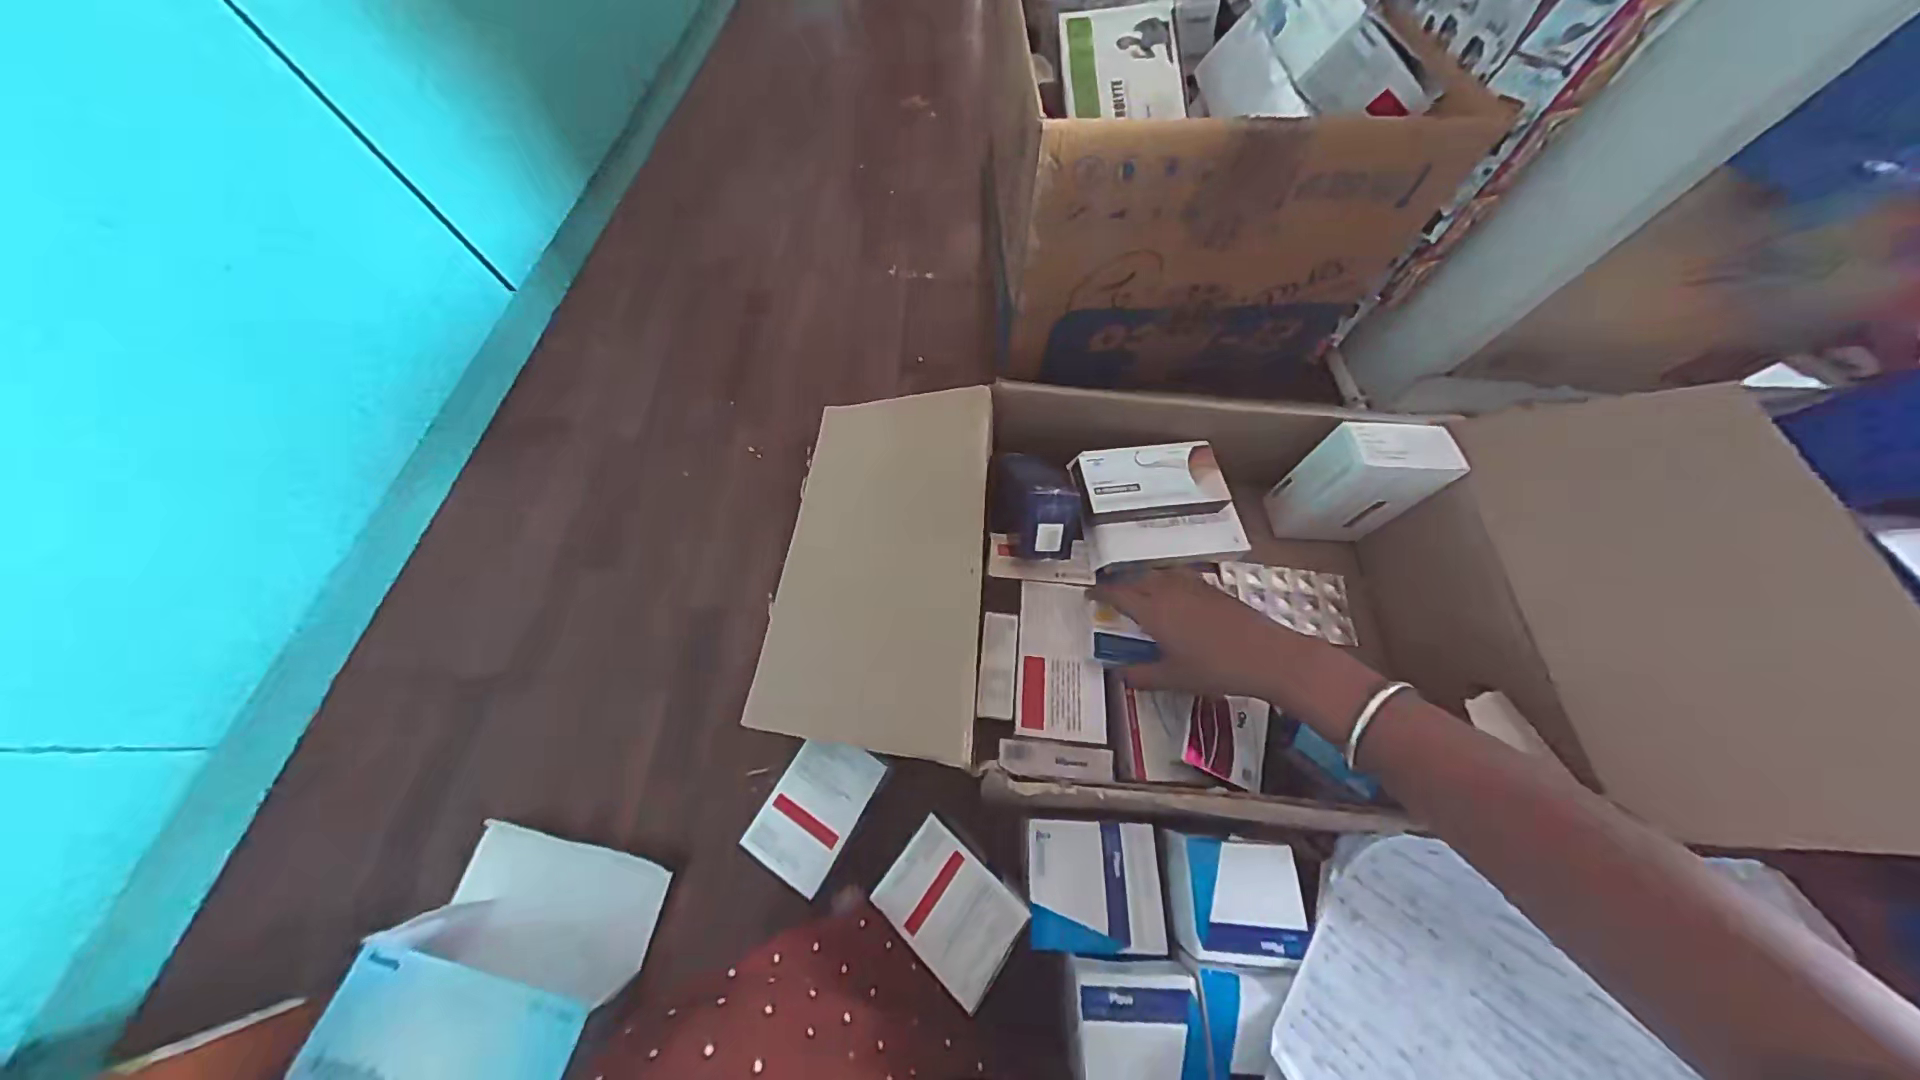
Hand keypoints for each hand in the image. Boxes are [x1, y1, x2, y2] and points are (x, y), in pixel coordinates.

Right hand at [1091, 569, 1317, 701]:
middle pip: (1136, 579)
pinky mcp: (1212, 588)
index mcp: (1153, 611)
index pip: (1117, 594)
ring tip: (1140, 593)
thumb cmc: (1216, 668)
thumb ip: (1141, 675)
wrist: (1268, 656)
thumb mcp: (1174, 678)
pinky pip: (1178, 577)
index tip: (1089, 596)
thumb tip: (1119, 674)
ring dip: (1143, 580)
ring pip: (1158, 574)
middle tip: (1112, 598)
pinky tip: (1173, 597)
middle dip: (1120, 585)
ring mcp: (1192, 586)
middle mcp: (1169, 591)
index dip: (1100, 593)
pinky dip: (1166, 582)